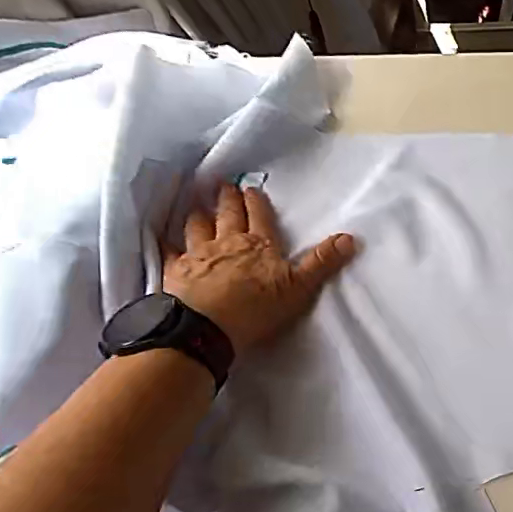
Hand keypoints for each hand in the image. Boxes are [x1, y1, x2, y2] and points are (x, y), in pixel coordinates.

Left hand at [165, 183, 355, 355]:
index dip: (256, 202)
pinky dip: (166, 242)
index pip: (259, 217)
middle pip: (228, 214)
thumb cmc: (256, 309)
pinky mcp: (176, 270)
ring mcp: (199, 254)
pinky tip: (161, 238)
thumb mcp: (298, 288)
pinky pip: (168, 250)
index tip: (250, 189)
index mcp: (259, 245)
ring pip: (197, 226)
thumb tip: (350, 238)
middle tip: (224, 186)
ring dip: (199, 215)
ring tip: (197, 207)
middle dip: (227, 199)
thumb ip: (321, 263)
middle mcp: (227, 242)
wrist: (209, 326)